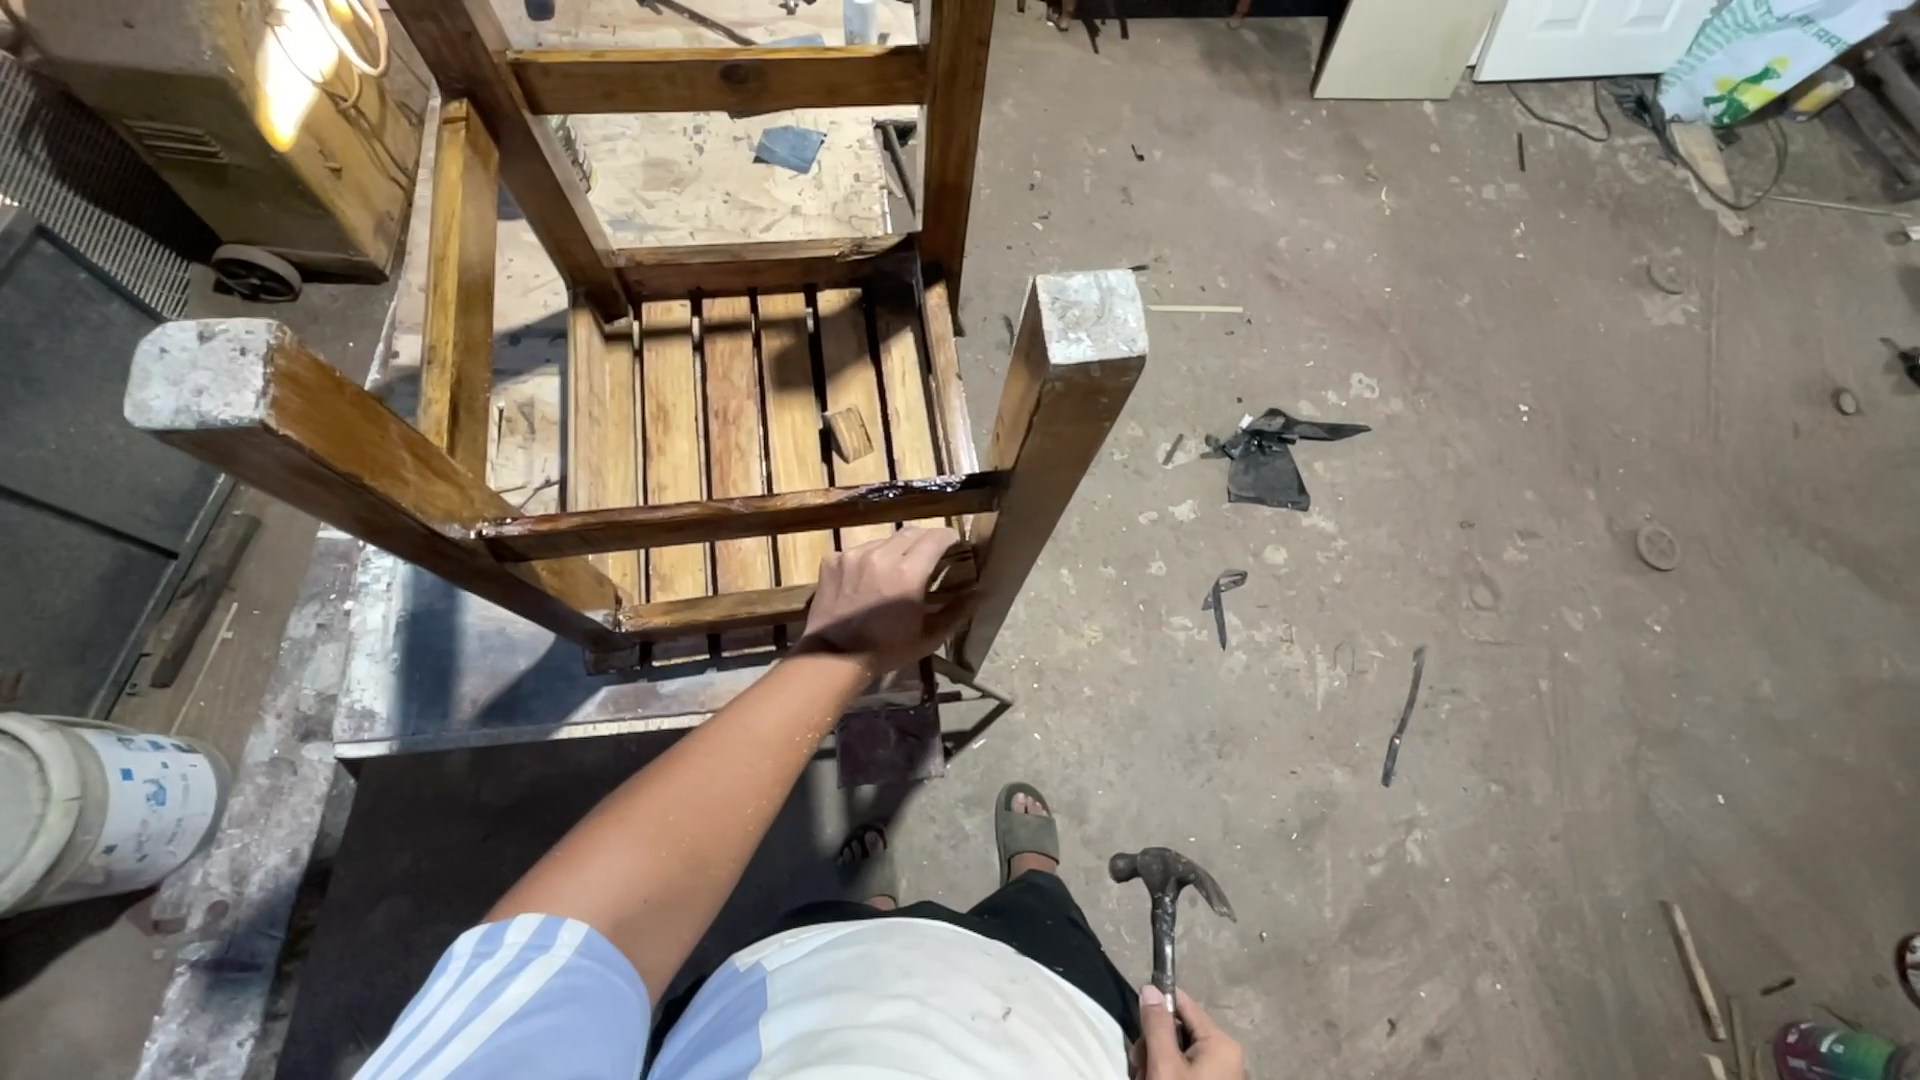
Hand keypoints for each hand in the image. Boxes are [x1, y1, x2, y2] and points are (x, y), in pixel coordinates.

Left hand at [797, 527, 972, 673]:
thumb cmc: (887, 649)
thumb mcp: (928, 636)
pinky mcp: (833, 559)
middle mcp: (881, 555)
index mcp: (909, 573)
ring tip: (894, 570)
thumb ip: (957, 611)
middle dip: (924, 540)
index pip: (936, 537)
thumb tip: (983, 593)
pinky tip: (866, 580)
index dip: (948, 537)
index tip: (953, 544)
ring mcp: (854, 555)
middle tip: (928, 555)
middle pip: (911, 532)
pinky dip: (868, 559)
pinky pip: (858, 550)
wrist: (834, 657)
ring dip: (895, 550)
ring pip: (883, 540)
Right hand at [1133, 986, 1244, 1079]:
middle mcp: (1226, 1053)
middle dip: (1153, 1042)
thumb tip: (1150, 987)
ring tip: (1146, 1075)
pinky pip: (1187, 1067)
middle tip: (1139, 1062)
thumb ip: (1157, 1025)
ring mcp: (1221, 1072)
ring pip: (1179, 1050)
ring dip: (1157, 1059)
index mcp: (1221, 1042)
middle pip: (1179, 1029)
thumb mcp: (1165, 1065)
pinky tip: (1156, 1079)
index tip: (1136, 1018)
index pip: (1183, 1003)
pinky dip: (1169, 1072)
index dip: (1157, 1004)